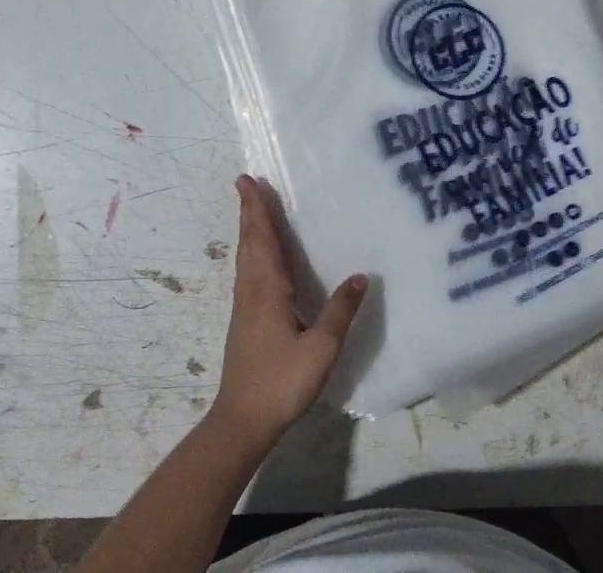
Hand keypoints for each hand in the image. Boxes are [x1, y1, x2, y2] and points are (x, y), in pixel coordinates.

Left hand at [209, 175, 366, 446]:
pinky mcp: (245, 323)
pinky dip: (253, 254)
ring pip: (246, 260)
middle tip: (246, 184)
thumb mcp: (321, 348)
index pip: (262, 240)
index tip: (247, 181)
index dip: (256, 210)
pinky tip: (262, 262)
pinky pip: (248, 275)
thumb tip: (360, 276)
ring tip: (254, 212)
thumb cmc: (282, 382)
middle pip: (249, 244)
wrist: (243, 420)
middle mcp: (251, 293)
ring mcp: (245, 309)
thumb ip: (339, 310)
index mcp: (268, 291)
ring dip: (250, 232)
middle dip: (249, 213)